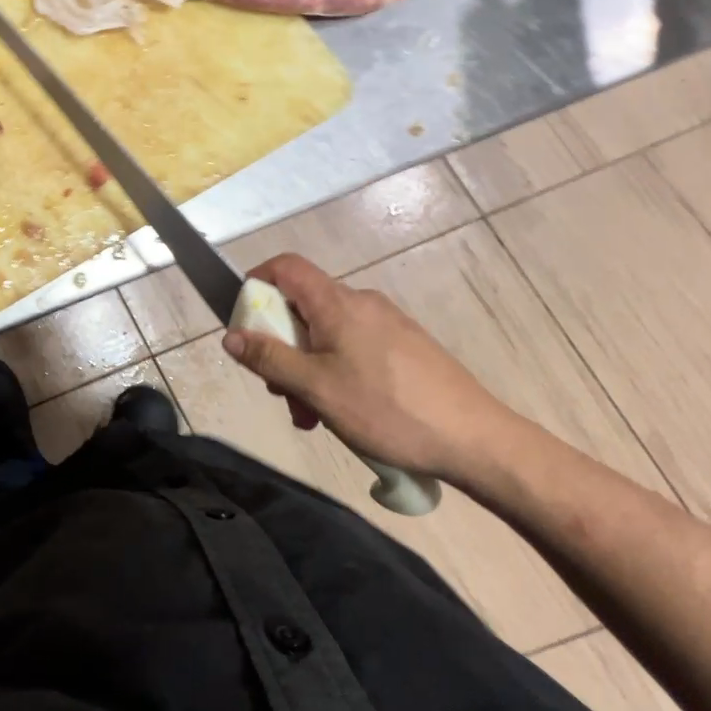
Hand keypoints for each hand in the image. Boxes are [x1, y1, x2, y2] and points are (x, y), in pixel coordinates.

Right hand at [221, 253, 519, 482]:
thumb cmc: (388, 410)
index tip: (243, 320)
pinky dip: (335, 372)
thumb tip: (230, 336)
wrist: (480, 444)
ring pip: (327, 334)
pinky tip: (342, 412)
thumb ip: (268, 359)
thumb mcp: (315, 388)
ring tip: (312, 416)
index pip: (286, 266)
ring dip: (307, 368)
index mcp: (338, 304)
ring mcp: (389, 326)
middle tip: (278, 391)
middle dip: (280, 345)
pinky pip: (353, 348)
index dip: (257, 282)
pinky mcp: (407, 349)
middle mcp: (363, 304)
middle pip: (302, 307)